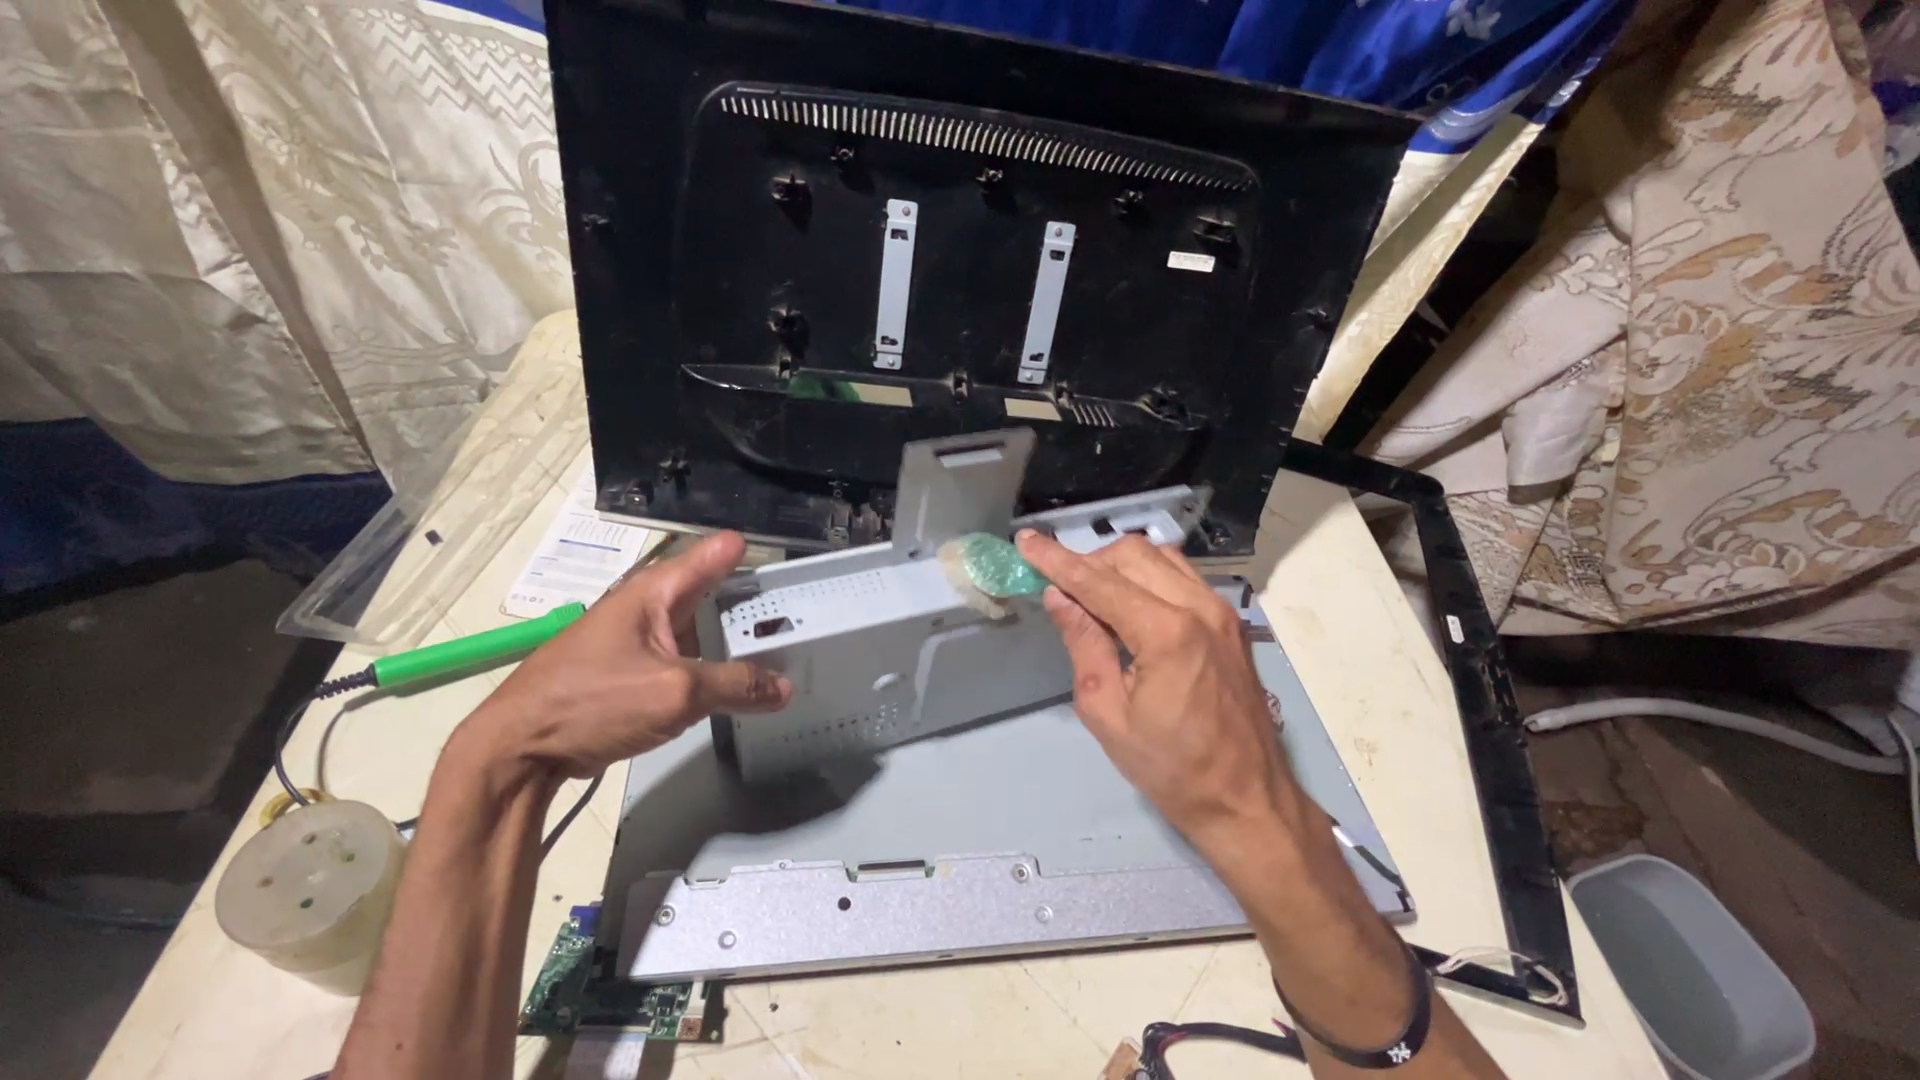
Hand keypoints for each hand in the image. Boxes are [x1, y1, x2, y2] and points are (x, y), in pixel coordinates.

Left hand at [460, 531, 790, 776]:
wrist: (518, 750)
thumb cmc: (591, 702)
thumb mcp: (676, 692)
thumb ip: (735, 685)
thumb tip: (783, 689)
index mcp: (654, 592)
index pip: (712, 554)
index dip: (751, 554)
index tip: (790, 563)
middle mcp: (646, 608)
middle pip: (711, 594)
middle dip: (752, 603)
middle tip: (801, 617)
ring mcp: (635, 642)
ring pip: (698, 631)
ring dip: (732, 640)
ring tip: (779, 651)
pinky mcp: (628, 674)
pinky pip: (682, 661)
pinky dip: (711, 668)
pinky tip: (735, 686)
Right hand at [1015, 530, 1310, 850]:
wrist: (1246, 796)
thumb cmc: (1171, 767)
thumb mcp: (1108, 713)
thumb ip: (1083, 645)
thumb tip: (1058, 597)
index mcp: (1167, 633)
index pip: (1098, 581)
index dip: (1057, 559)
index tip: (1026, 541)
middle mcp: (1200, 607)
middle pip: (1132, 555)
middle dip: (1089, 562)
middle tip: (1061, 591)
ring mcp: (1221, 611)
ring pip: (1161, 558)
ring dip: (1120, 566)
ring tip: (1093, 599)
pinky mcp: (1231, 622)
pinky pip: (1183, 577)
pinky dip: (1149, 577)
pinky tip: (1131, 607)